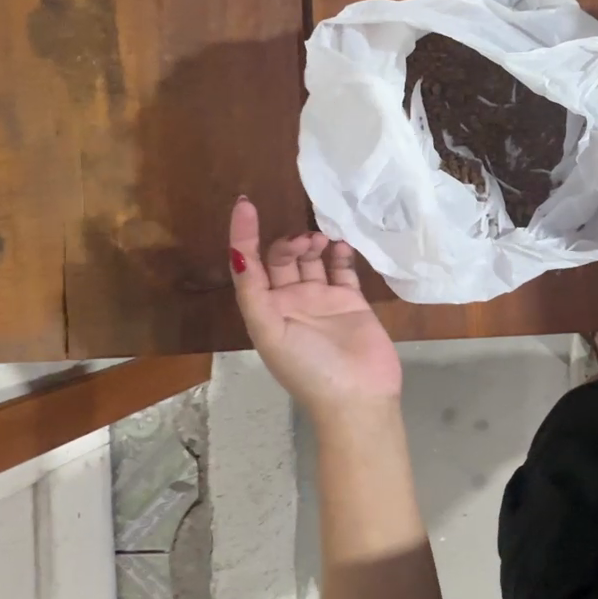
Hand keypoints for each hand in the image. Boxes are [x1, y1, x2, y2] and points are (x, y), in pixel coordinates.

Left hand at [229, 197, 401, 410]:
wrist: (358, 395)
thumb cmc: (309, 368)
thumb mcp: (271, 333)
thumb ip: (255, 293)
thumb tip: (239, 254)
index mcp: (265, 310)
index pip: (248, 265)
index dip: (243, 235)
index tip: (245, 203)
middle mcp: (290, 301)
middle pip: (282, 258)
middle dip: (288, 241)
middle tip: (307, 239)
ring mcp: (322, 300)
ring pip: (312, 260)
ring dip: (313, 242)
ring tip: (323, 239)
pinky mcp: (351, 301)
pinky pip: (342, 269)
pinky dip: (341, 253)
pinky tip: (343, 245)